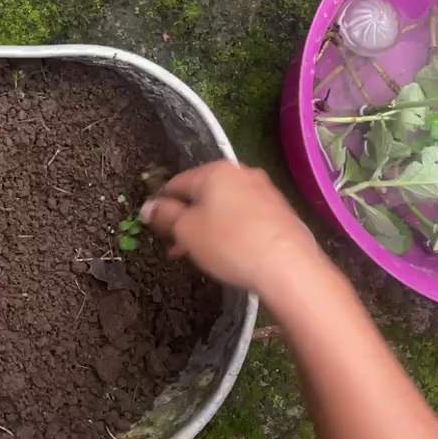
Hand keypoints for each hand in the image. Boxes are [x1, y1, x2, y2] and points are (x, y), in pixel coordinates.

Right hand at [140, 160, 331, 302]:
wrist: (289, 267)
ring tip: (201, 254)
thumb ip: (165, 215)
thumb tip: (148, 206)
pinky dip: (231, 230)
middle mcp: (241, 173)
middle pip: (202, 194)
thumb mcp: (187, 230)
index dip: (162, 206)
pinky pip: (245, 216)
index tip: (156, 229)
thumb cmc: (229, 243)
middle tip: (177, 246)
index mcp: (215, 171)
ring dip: (207, 226)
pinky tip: (228, 253)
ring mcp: (265, 191)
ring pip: (224, 206)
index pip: (176, 183)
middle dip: (186, 219)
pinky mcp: (280, 211)